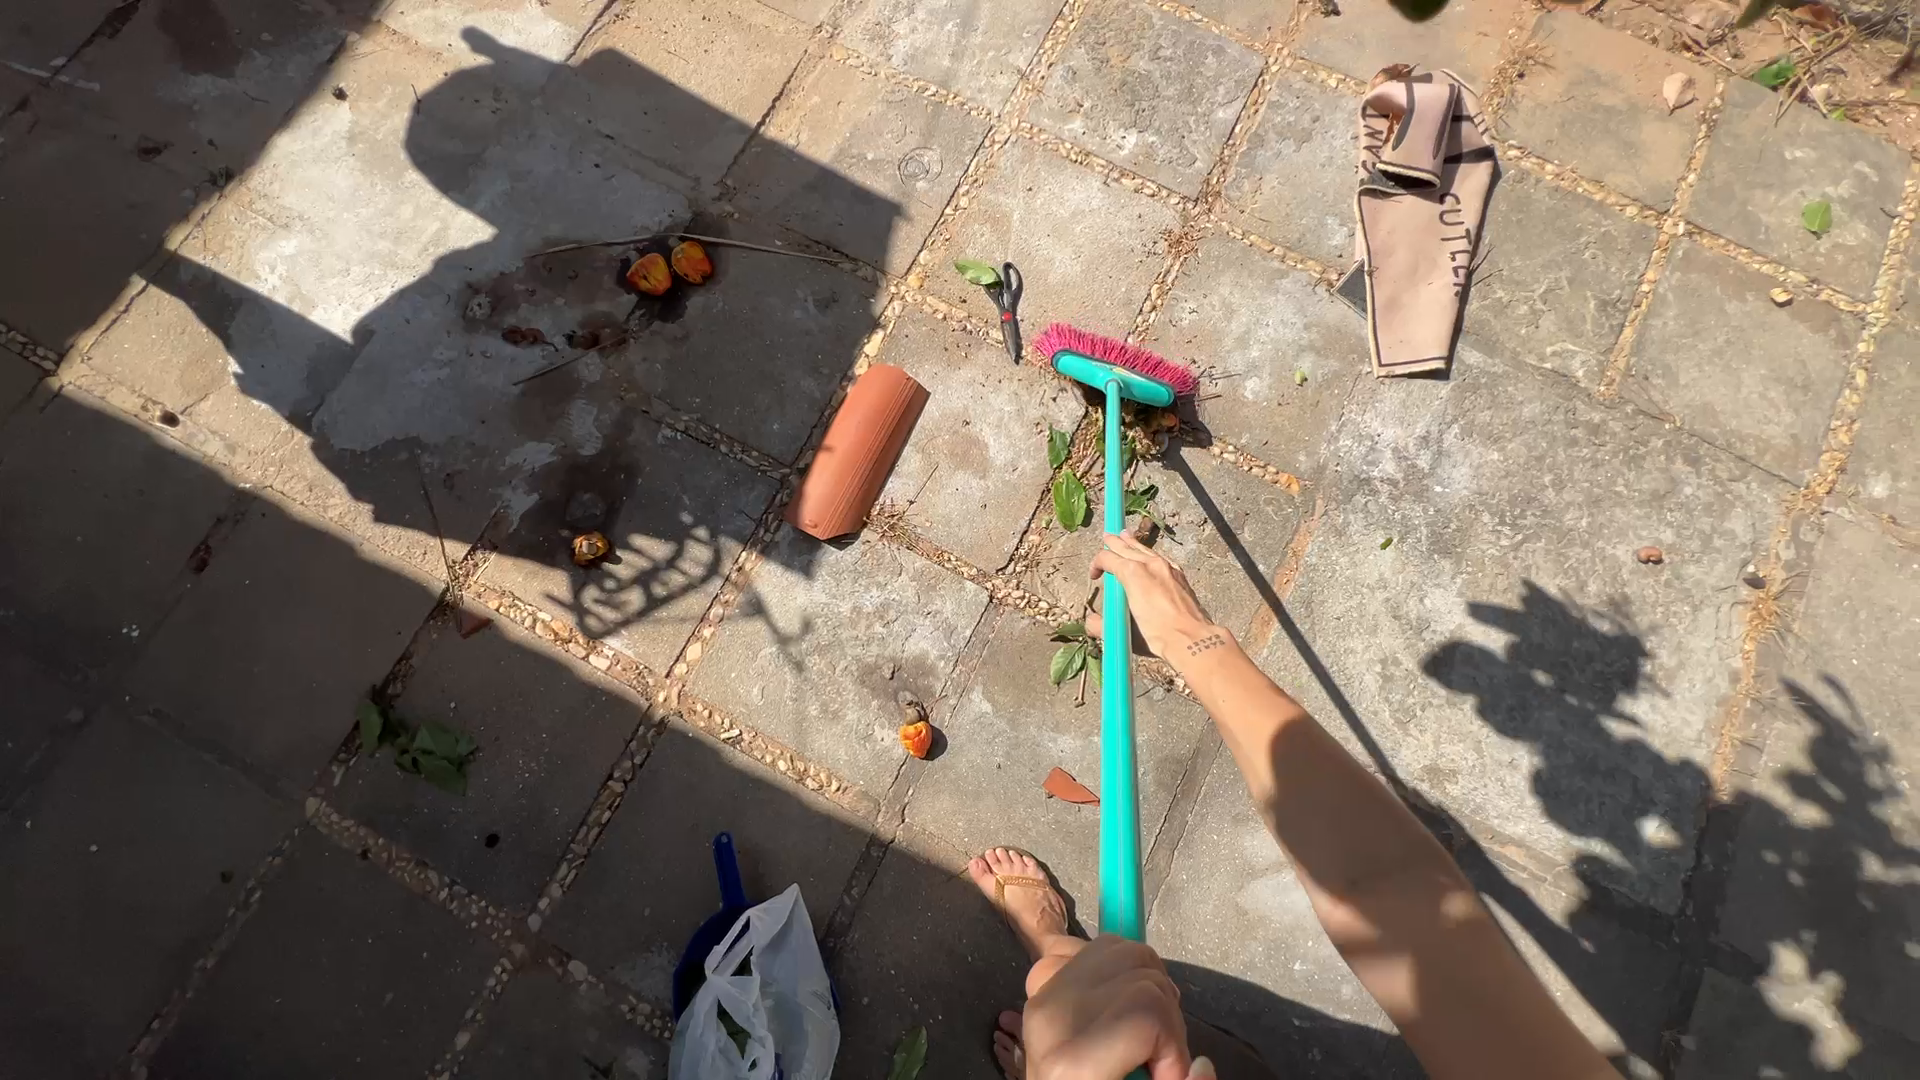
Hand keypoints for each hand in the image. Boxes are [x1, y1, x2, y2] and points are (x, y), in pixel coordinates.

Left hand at [1021, 936, 1209, 1079]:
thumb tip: (1202, 1065)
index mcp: (1071, 1061)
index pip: (1148, 1010)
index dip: (1173, 1045)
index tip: (1163, 1076)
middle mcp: (1052, 1012)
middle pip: (1144, 976)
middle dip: (1168, 1017)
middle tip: (1158, 1057)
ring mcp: (1046, 988)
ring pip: (1128, 950)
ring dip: (1152, 986)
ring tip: (1145, 1031)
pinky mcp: (1047, 977)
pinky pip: (1104, 947)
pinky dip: (1129, 970)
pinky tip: (1126, 1006)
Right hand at [1088, 533, 1221, 663]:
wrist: (1192, 639)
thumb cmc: (1157, 636)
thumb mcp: (1123, 632)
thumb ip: (1101, 625)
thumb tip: (1091, 622)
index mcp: (1132, 573)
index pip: (1107, 558)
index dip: (1096, 564)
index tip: (1094, 576)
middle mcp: (1149, 565)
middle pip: (1126, 547)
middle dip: (1114, 543)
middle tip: (1106, 536)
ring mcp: (1167, 568)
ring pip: (1145, 549)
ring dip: (1132, 543)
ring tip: (1125, 535)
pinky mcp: (1179, 575)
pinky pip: (1160, 557)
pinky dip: (1150, 554)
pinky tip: (1149, 556)